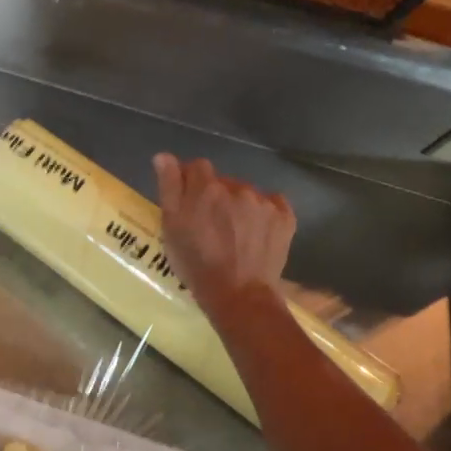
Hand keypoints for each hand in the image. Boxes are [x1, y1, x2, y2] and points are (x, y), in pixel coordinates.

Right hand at [153, 153, 295, 308]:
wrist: (239, 294)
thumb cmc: (196, 263)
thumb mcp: (171, 226)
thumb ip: (169, 187)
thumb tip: (164, 156)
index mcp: (206, 188)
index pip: (197, 166)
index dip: (189, 180)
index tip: (186, 201)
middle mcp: (237, 188)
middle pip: (222, 181)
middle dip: (213, 195)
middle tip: (207, 223)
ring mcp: (264, 202)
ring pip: (245, 193)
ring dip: (236, 204)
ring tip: (232, 232)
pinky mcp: (285, 217)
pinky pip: (271, 203)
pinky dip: (262, 212)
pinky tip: (254, 231)